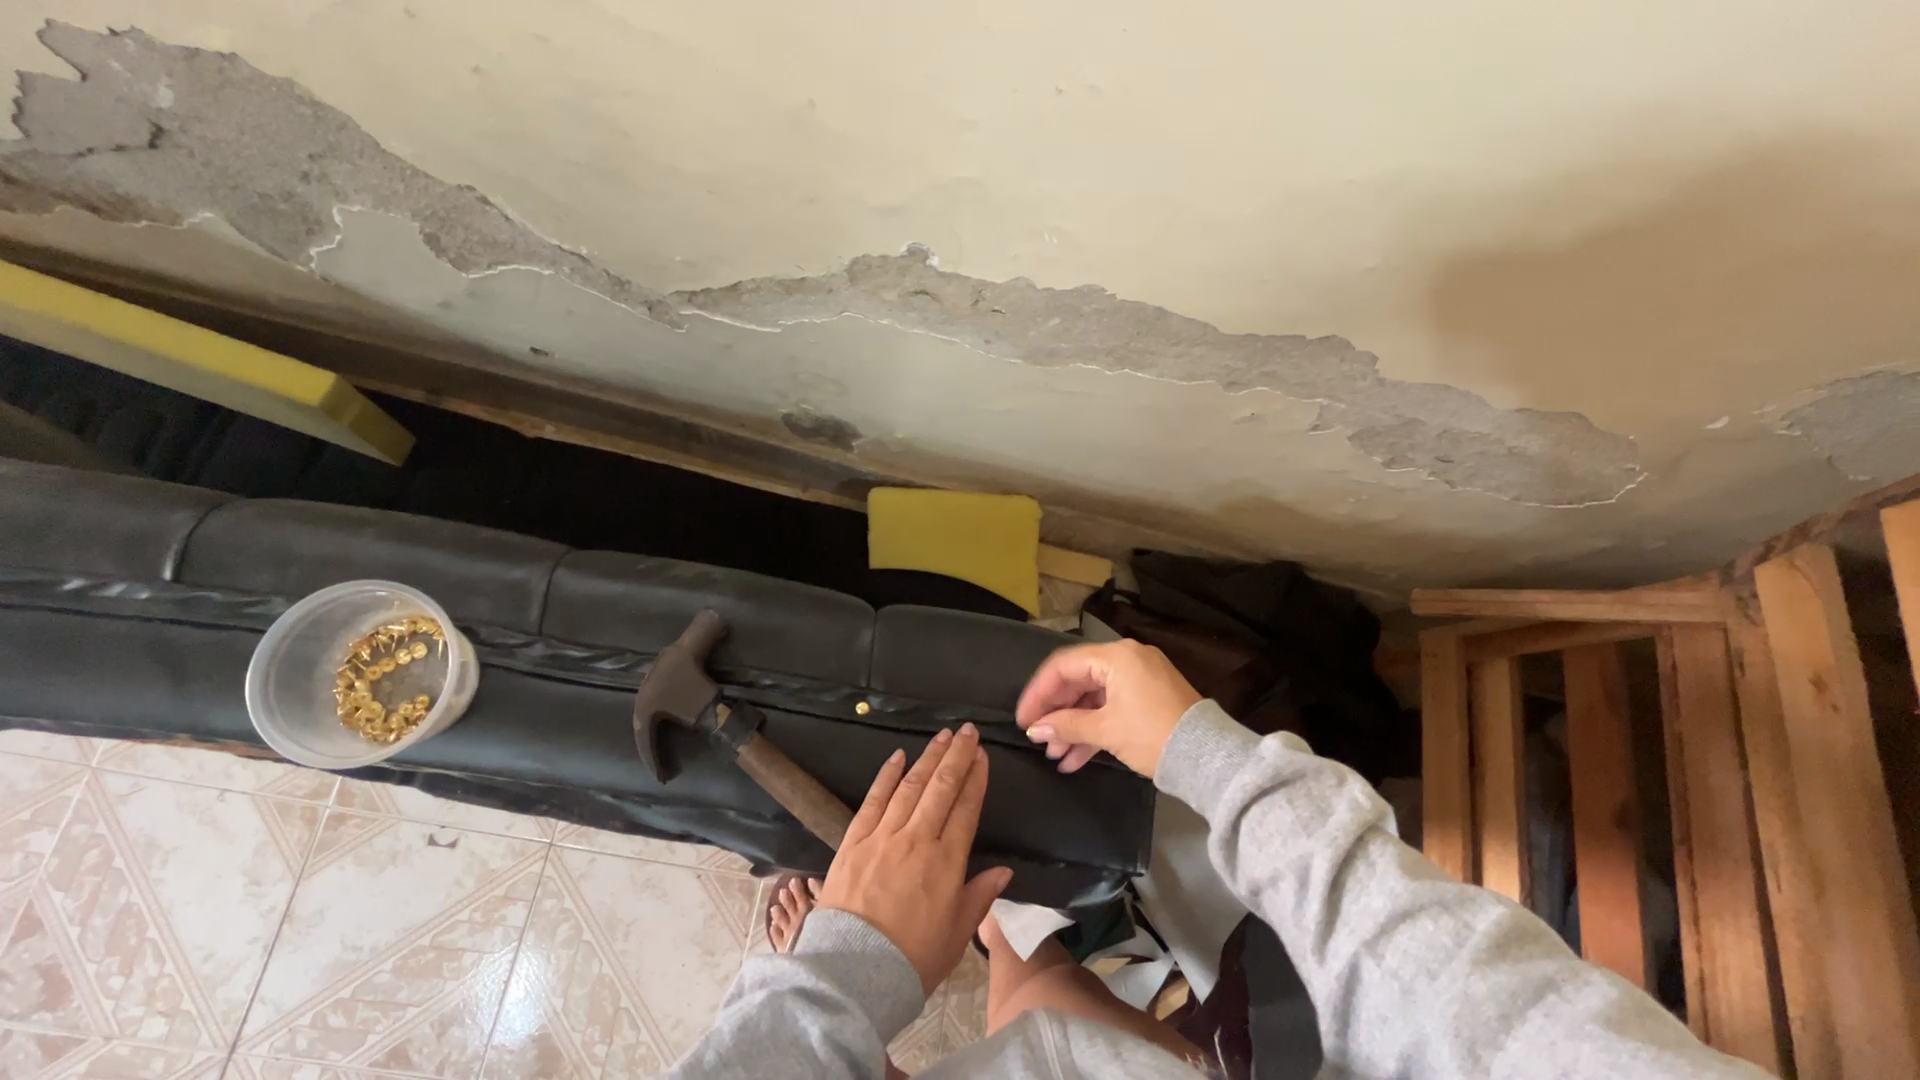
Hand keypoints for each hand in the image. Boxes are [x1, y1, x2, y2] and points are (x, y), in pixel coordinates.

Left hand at [817, 723, 1012, 994]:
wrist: (853, 974)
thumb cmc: (912, 960)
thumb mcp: (956, 935)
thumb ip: (979, 897)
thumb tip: (1004, 871)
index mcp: (946, 863)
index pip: (965, 809)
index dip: (976, 779)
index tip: (983, 756)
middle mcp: (916, 840)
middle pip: (941, 788)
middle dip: (957, 756)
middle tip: (968, 731)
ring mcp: (882, 837)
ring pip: (910, 786)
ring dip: (928, 757)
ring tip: (942, 736)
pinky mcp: (853, 841)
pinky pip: (873, 800)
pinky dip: (886, 775)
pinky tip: (897, 756)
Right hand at [1015, 640, 1201, 776]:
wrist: (1208, 758)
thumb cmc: (1153, 734)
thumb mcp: (1106, 731)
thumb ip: (1066, 726)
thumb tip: (1035, 729)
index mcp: (1116, 657)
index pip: (1063, 666)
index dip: (1038, 692)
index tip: (1023, 718)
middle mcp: (1127, 660)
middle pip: (1077, 681)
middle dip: (1056, 713)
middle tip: (1038, 738)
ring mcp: (1139, 680)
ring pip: (1093, 699)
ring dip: (1073, 727)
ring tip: (1055, 755)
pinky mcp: (1147, 700)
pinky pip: (1110, 709)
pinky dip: (1093, 730)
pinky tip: (1075, 758)